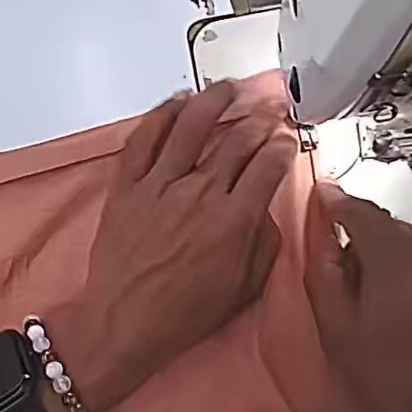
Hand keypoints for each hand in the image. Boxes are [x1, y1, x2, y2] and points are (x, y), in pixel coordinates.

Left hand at [50, 76, 297, 411]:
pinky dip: (162, 115)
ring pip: (192, 125)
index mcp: (234, 219)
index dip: (283, 145)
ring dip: (215, 100)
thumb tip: (266, 210)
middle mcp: (200, 193)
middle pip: (238, 139)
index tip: (286, 141)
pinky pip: (145, 138)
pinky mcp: (128, 186)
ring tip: (228, 89)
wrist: (124, 322)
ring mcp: (160, 185)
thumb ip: (265, 243)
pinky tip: (177, 103)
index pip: (269, 163)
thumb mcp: (244, 289)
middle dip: (260, 120)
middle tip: (268, 112)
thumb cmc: (183, 313)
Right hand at [302, 181, 411, 411]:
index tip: (323, 196)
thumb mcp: (336, 327)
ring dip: (389, 259)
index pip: (360, 210)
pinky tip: (404, 310)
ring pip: (411, 244)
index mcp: (399, 259)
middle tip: (343, 275)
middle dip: (361, 240)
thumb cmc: (393, 382)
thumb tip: (319, 236)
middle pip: (387, 227)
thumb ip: (323, 270)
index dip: (334, 202)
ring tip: (377, 304)